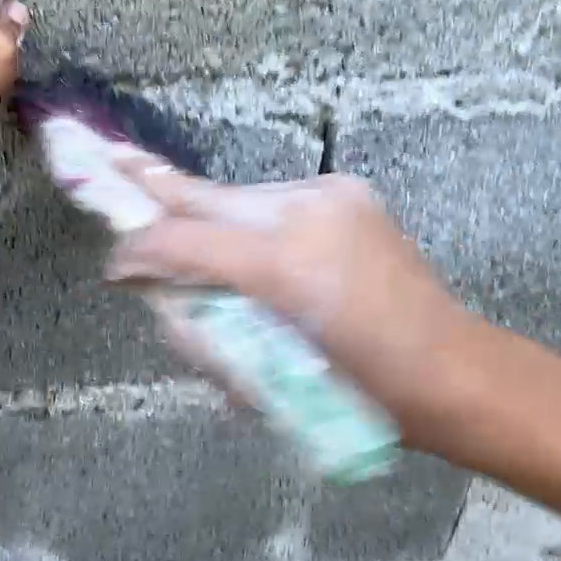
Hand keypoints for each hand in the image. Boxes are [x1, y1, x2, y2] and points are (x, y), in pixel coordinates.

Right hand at [105, 166, 474, 436]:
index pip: (184, 243)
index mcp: (286, 268)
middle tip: (106, 163)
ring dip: (207, 217)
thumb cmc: (361, 396)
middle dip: (151, 184)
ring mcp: (330, 192)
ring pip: (236, 196)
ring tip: (192, 242)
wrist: (455, 369)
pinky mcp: (346, 188)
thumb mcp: (265, 379)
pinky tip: (253, 248)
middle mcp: (306, 211)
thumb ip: (201, 329)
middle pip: (203, 195)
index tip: (115, 267)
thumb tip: (160, 292)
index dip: (139, 250)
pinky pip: (272, 200)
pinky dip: (249, 221)